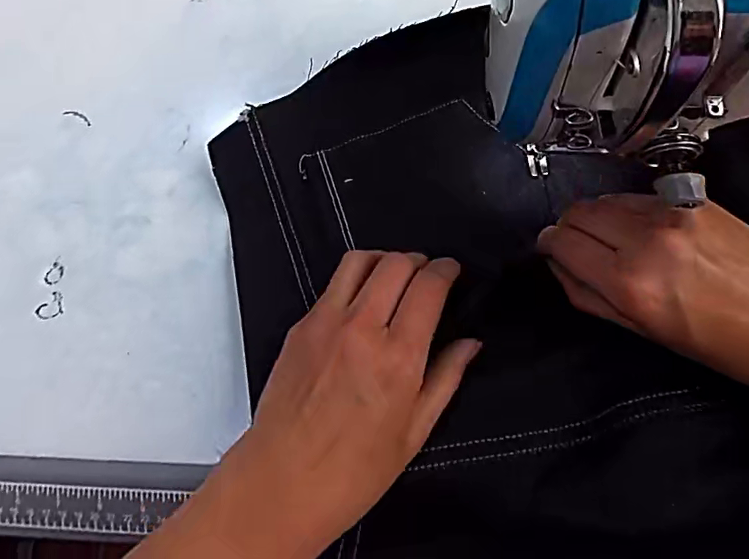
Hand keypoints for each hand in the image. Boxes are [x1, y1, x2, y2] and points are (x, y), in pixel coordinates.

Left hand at [143, 251, 481, 558]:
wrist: (278, 489)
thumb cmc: (351, 473)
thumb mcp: (414, 433)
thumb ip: (447, 378)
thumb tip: (470, 343)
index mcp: (398, 358)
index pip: (429, 284)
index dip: (447, 268)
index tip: (451, 270)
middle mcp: (362, 330)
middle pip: (398, 262)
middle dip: (420, 261)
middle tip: (426, 276)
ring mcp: (326, 323)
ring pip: (361, 259)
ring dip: (385, 260)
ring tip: (393, 277)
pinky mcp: (300, 326)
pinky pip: (333, 284)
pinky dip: (355, 281)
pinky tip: (360, 304)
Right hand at [536, 195, 748, 405]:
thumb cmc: (732, 347)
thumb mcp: (653, 336)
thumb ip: (596, 299)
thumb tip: (562, 268)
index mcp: (633, 284)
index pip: (564, 243)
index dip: (549, 245)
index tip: (547, 249)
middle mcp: (647, 239)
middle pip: (580, 212)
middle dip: (567, 227)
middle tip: (572, 245)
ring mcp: (672, 211)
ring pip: (607, 198)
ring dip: (596, 215)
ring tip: (609, 239)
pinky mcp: (693, 198)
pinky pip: (640, 195)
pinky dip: (627, 208)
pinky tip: (641, 229)